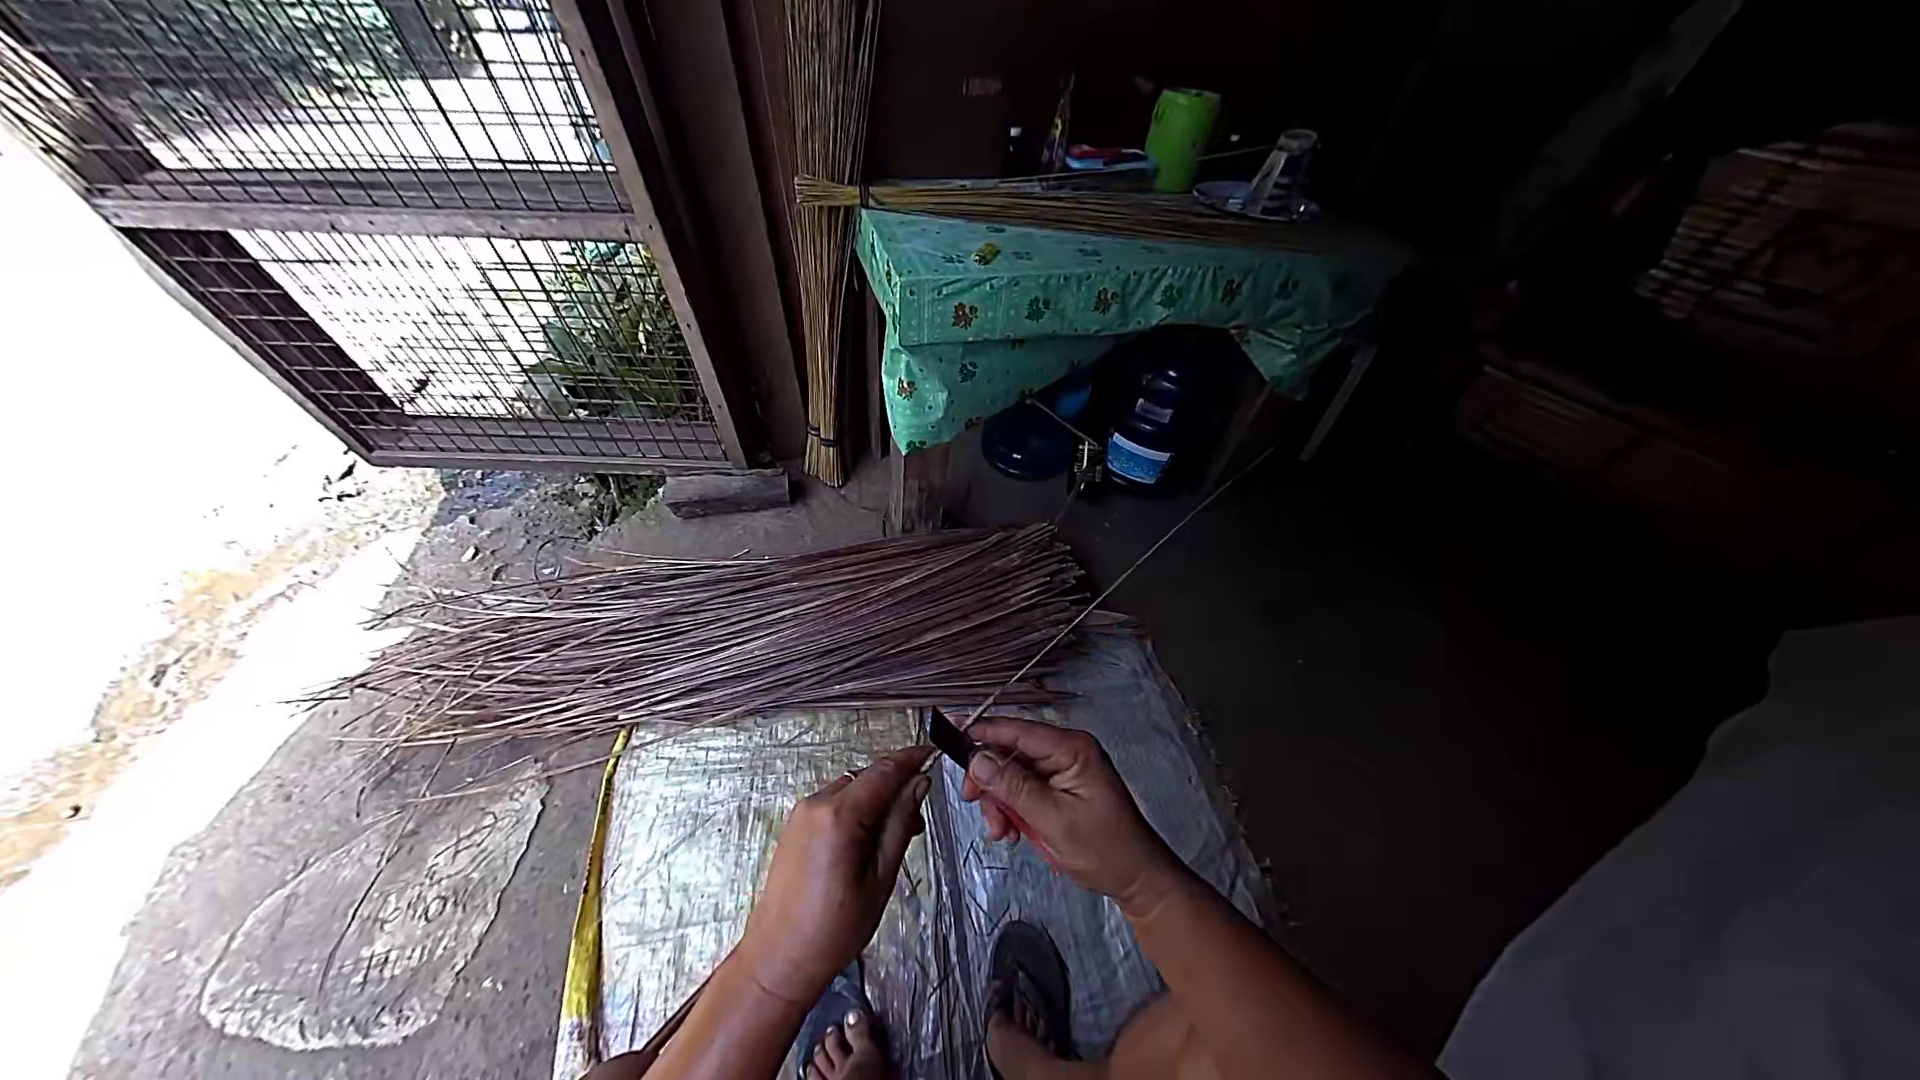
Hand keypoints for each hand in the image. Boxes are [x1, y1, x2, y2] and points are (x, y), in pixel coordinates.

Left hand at [736, 745, 933, 1003]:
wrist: (777, 960)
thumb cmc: (835, 929)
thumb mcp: (880, 877)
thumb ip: (900, 822)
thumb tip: (920, 782)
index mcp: (839, 815)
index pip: (884, 770)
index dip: (912, 758)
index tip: (935, 754)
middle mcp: (817, 803)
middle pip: (867, 776)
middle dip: (897, 786)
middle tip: (919, 819)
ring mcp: (802, 812)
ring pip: (851, 787)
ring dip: (877, 798)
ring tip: (896, 835)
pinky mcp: (796, 825)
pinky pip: (835, 801)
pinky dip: (857, 808)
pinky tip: (868, 839)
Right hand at [960, 717, 1183, 914]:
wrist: (1136, 879)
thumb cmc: (1105, 849)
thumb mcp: (1054, 820)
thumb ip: (1014, 788)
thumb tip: (978, 760)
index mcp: (1072, 748)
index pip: (1018, 729)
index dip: (982, 729)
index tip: (950, 730)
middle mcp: (1065, 751)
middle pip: (1010, 751)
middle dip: (989, 779)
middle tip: (973, 801)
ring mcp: (1061, 769)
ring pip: (1010, 772)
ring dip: (998, 800)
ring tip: (1002, 830)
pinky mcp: (1056, 786)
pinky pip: (1021, 788)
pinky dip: (1010, 808)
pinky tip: (1012, 830)